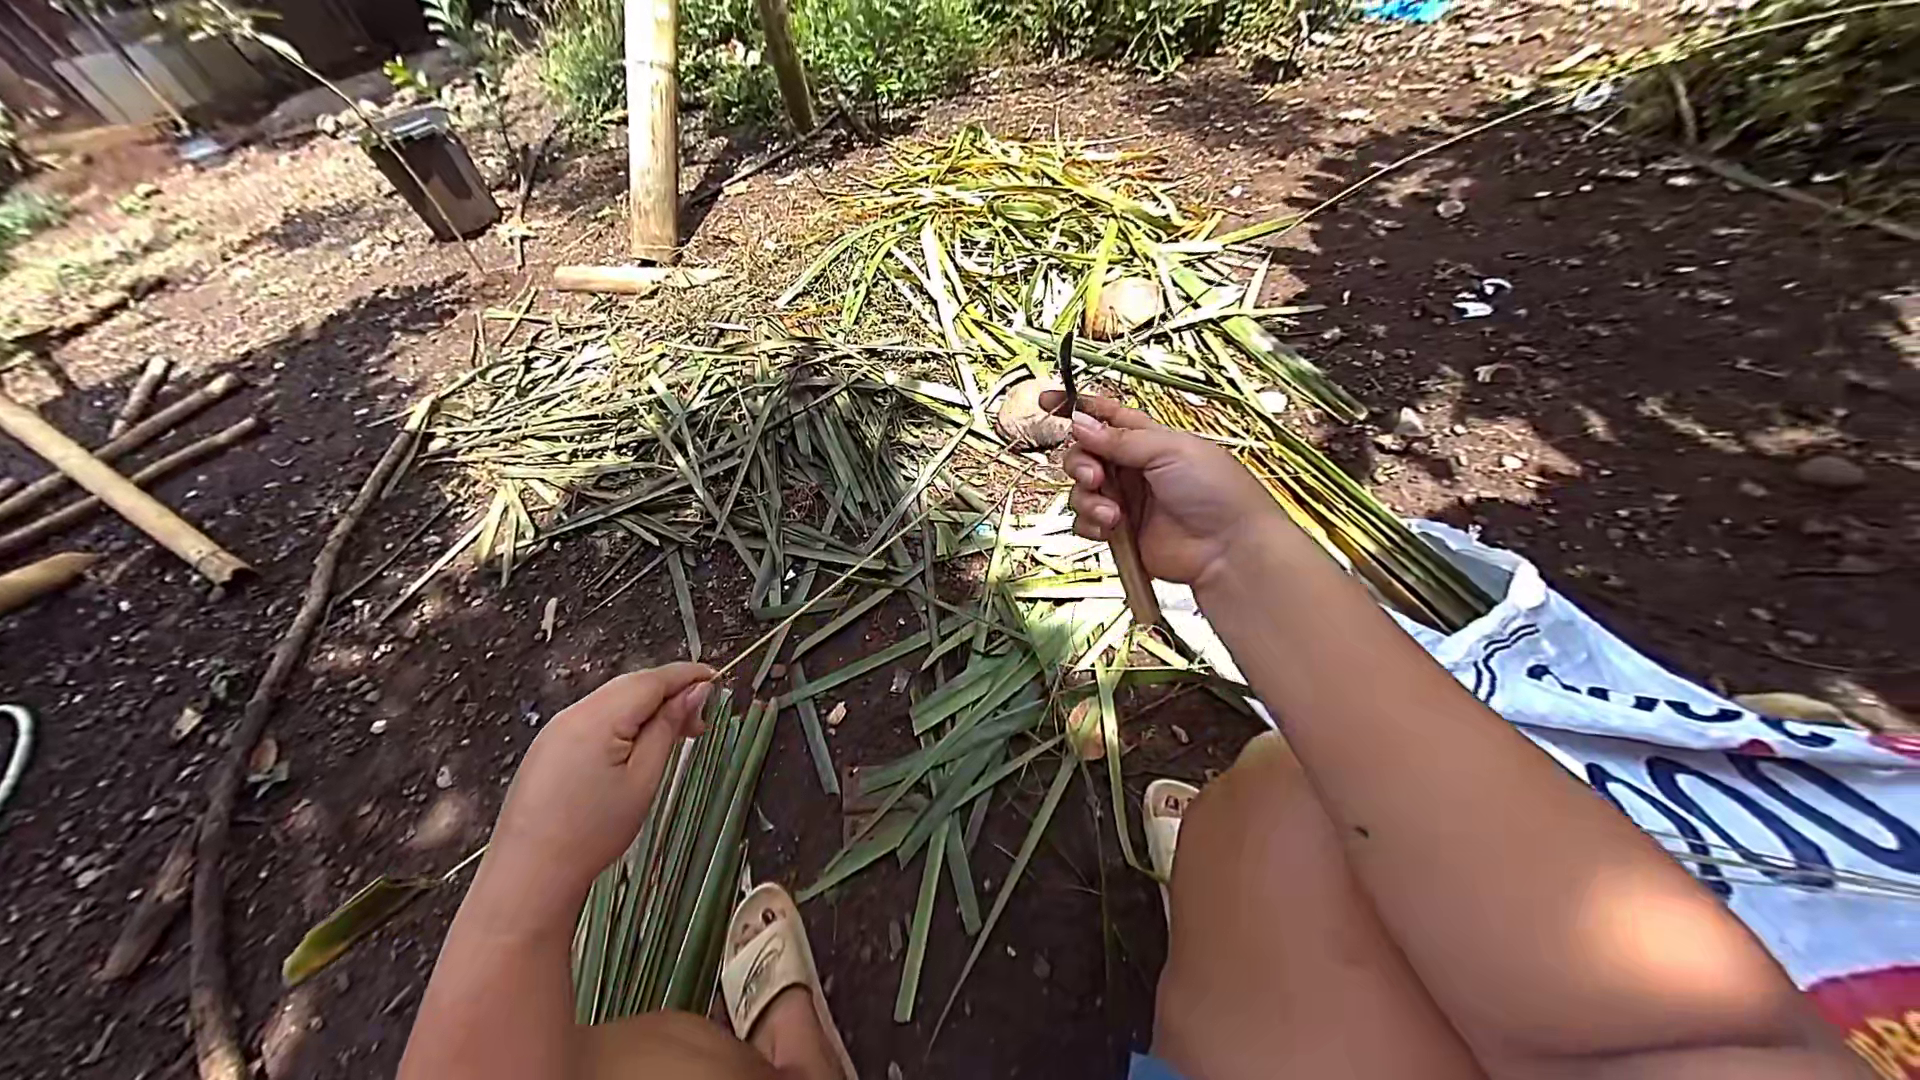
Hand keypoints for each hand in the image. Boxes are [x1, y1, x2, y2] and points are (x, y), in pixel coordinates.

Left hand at [488, 663, 714, 904]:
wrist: (528, 877)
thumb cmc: (592, 832)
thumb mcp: (644, 778)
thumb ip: (669, 727)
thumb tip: (696, 692)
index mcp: (597, 719)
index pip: (652, 679)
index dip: (687, 675)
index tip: (717, 679)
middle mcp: (573, 714)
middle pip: (633, 683)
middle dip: (671, 691)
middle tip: (701, 719)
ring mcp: (557, 728)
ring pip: (615, 697)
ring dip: (649, 704)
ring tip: (676, 732)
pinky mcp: (550, 744)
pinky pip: (597, 714)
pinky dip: (626, 717)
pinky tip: (640, 741)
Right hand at [1046, 393, 1291, 587]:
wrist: (1226, 548)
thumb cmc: (1215, 491)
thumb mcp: (1170, 450)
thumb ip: (1120, 438)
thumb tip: (1079, 422)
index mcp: (1148, 440)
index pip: (1106, 416)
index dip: (1077, 407)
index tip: (1048, 401)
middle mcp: (1132, 469)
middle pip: (1083, 454)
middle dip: (1080, 462)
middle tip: (1094, 475)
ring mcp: (1124, 500)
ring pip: (1080, 490)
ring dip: (1089, 498)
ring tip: (1113, 512)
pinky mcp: (1118, 532)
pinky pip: (1085, 522)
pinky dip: (1092, 523)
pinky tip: (1112, 527)